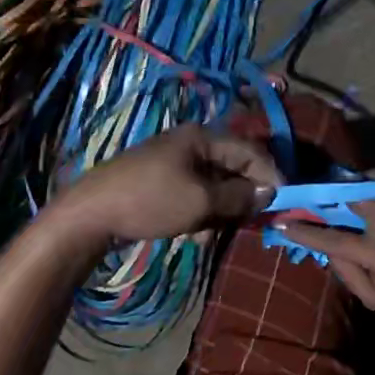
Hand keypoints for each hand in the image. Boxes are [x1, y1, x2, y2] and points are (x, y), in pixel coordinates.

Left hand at [47, 124, 282, 243]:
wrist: (91, 215)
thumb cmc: (149, 201)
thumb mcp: (200, 200)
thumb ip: (238, 196)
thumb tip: (269, 191)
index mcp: (200, 138)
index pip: (249, 150)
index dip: (270, 175)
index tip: (283, 202)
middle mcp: (188, 145)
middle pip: (231, 169)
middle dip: (240, 199)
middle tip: (245, 225)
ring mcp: (171, 165)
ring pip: (212, 188)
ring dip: (217, 213)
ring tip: (207, 234)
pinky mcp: (159, 186)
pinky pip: (192, 198)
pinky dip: (197, 216)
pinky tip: (190, 236)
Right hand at [278, 186, 374, 335]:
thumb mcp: (374, 301)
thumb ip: (347, 273)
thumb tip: (327, 251)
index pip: (331, 238)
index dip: (304, 231)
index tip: (283, 222)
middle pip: (357, 193)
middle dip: (336, 189)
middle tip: (327, 192)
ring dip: (364, 181)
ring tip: (356, 188)